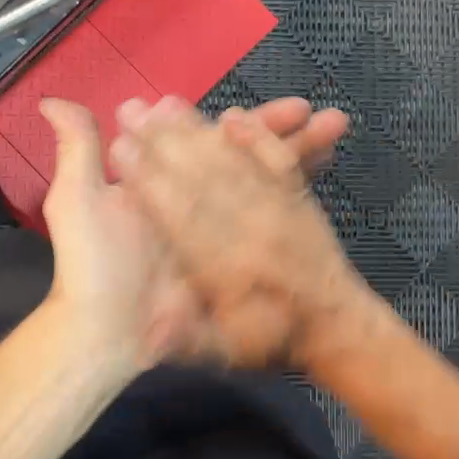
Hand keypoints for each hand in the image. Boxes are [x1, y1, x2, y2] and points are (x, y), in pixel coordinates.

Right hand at [109, 96, 370, 369]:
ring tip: (166, 104)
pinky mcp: (298, 199)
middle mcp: (251, 233)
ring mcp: (278, 211)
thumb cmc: (273, 341)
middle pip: (201, 179)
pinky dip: (257, 136)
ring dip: (198, 131)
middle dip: (162, 142)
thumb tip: (148, 330)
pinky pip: (278, 161)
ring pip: (234, 164)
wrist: (339, 327)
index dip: (147, 182)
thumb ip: (189, 339)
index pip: (179, 217)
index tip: (120, 149)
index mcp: (226, 270)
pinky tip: (233, 114)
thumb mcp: (227, 353)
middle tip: (131, 109)